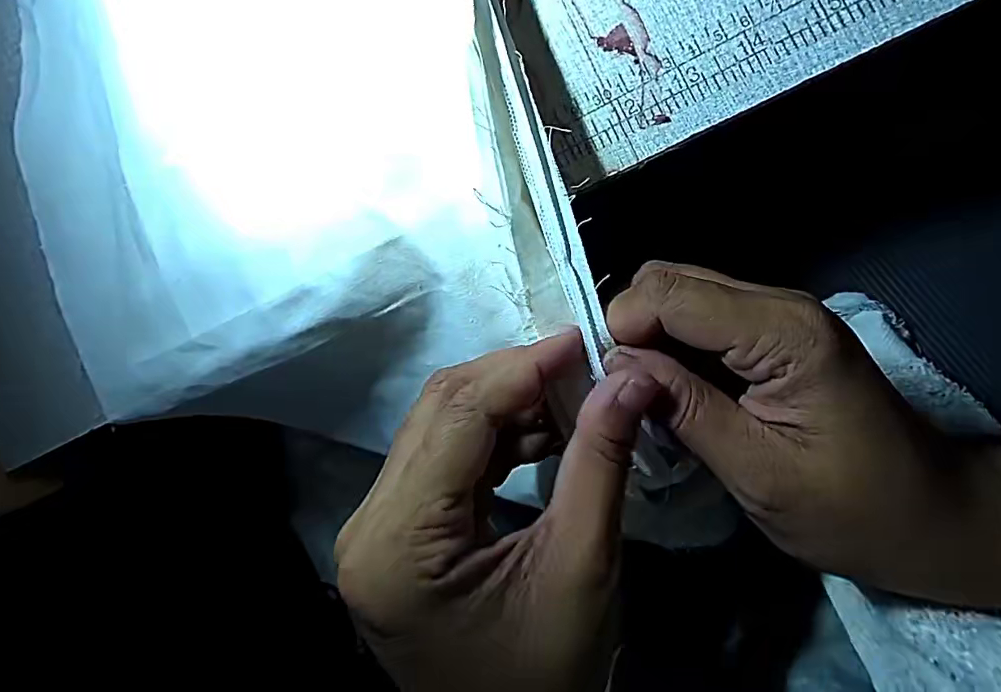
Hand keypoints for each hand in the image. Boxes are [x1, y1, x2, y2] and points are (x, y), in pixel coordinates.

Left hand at [335, 331, 660, 691]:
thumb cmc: (546, 681)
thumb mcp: (581, 571)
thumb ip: (599, 465)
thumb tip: (629, 381)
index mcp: (398, 541)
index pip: (457, 416)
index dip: (519, 369)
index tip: (575, 342)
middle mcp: (371, 521)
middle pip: (441, 409)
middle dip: (512, 378)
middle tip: (576, 366)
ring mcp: (378, 521)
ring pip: (441, 422)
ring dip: (505, 400)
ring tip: (568, 395)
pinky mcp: (397, 524)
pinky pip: (444, 452)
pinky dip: (493, 432)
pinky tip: (540, 429)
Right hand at [605, 263, 1000, 600]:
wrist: (941, 517)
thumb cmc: (858, 511)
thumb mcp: (761, 476)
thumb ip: (684, 410)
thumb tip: (616, 366)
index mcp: (782, 332)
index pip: (669, 293)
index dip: (625, 328)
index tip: (613, 383)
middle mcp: (777, 301)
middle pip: (667, 278)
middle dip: (632, 324)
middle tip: (626, 386)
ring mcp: (776, 307)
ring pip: (677, 287)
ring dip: (650, 330)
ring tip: (647, 385)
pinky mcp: (771, 323)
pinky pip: (698, 309)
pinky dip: (671, 337)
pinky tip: (674, 379)